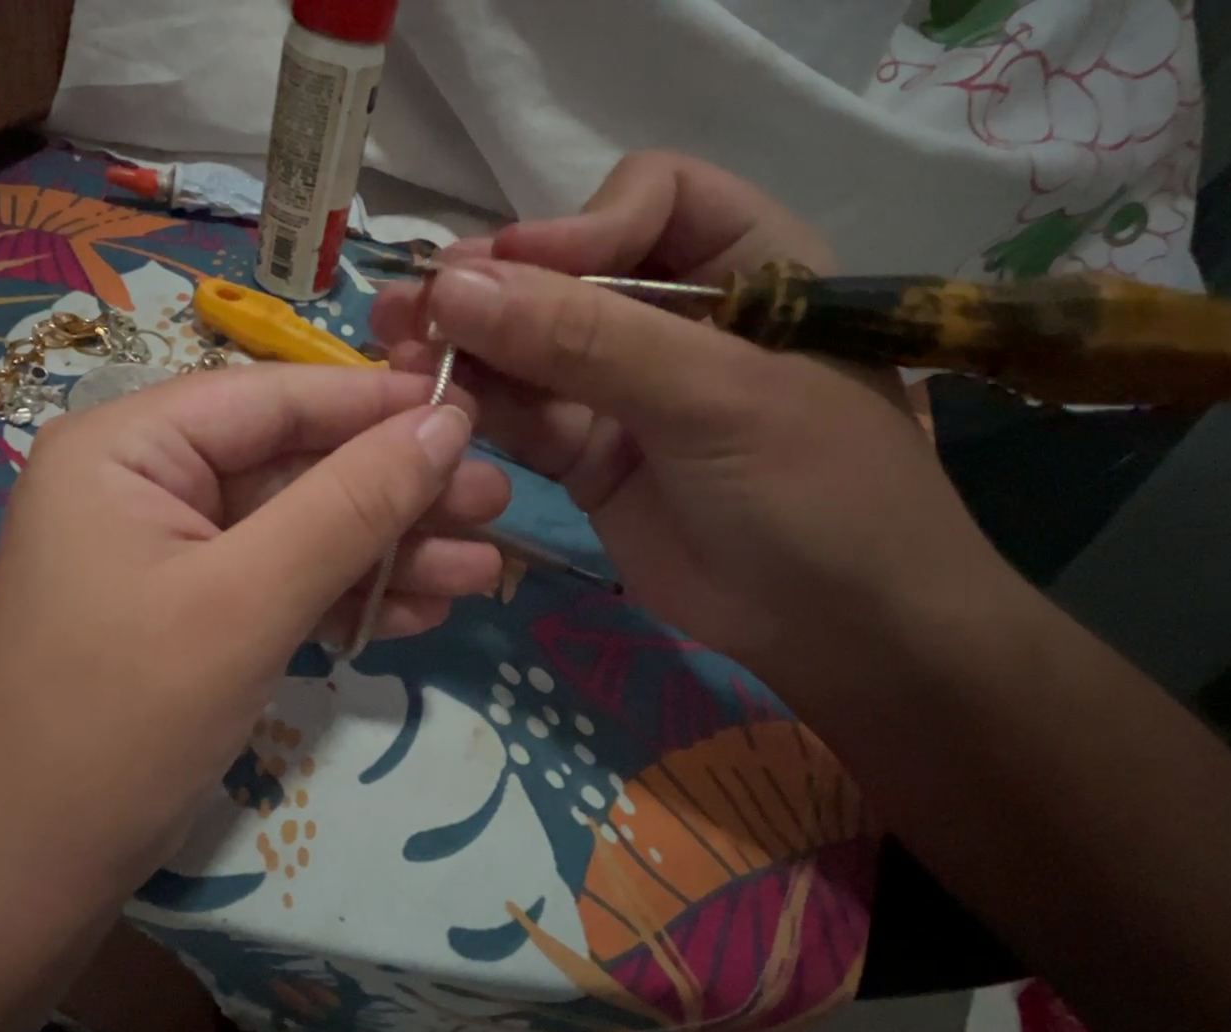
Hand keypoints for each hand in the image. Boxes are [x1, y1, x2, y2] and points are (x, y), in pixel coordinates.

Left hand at [0, 366, 507, 893]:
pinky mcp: (186, 611)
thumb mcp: (246, 602)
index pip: (271, 399)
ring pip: (295, 529)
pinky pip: (277, 582)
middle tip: (496, 502)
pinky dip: (343, 597)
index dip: (377, 403)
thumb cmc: (124, 721)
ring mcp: (164, 551)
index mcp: (124, 446)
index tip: (474, 411)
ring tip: (482, 568)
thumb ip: (349, 505)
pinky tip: (421, 612)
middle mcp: (140, 482)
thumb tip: (445, 425)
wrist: (34, 873)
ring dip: (385, 551)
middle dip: (394, 490)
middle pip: (291, 464)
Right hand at [371, 152, 1008, 701]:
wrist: (836, 633)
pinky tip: (428, 399)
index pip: (650, 199)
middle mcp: (676, 316)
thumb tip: (454, 287)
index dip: (577, 225)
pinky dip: (479, 409)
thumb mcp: (712, 399)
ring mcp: (626, 389)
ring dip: (466, 347)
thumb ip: (585, 339)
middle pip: (569, 275)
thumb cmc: (814, 492)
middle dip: (494, 289)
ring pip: (531, 349)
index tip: (514, 271)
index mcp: (746, 266)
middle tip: (413, 304)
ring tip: (393, 342)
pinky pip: (524, 416)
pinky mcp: (589, 453)